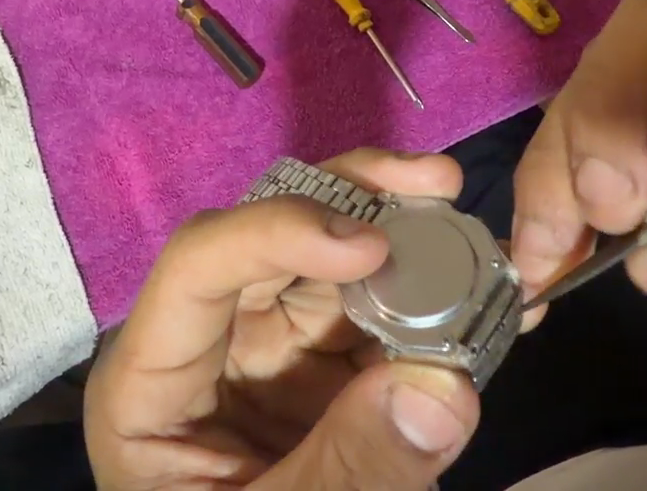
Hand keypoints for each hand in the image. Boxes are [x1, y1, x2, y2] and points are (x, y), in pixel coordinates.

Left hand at [85, 148, 480, 489]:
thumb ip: (350, 473)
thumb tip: (446, 386)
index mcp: (155, 377)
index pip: (199, 263)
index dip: (279, 231)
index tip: (371, 245)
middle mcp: (212, 337)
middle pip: (274, 237)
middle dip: (357, 201)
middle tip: (439, 184)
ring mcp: (272, 345)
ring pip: (334, 261)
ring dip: (407, 239)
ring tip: (478, 234)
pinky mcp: (326, 365)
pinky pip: (379, 312)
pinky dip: (434, 299)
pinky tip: (492, 292)